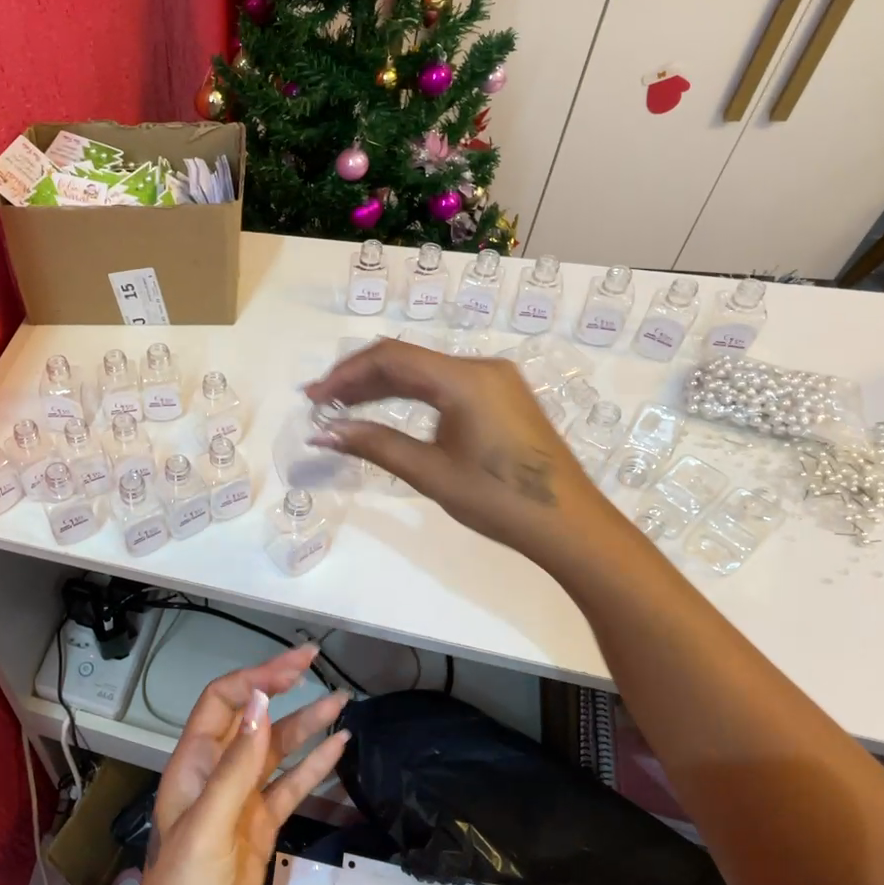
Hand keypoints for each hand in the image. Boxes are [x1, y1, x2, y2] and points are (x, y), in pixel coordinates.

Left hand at [122, 645, 349, 884]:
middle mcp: (217, 772)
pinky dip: (314, 766)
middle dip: (282, 688)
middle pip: (253, 718)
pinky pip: (291, 786)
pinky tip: (337, 749)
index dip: (257, 678)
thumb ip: (236, 763)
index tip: (295, 665)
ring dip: (307, 725)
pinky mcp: (261, 825)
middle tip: (316, 663)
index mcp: (194, 762)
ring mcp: (241, 799)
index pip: (224, 701)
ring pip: (277, 750)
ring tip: (342, 703)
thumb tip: (258, 701)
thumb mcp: (209, 822)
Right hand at [302, 339, 618, 559]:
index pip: (390, 358)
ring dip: (380, 386)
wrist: (570, 526)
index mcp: (464, 380)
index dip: (345, 374)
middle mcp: (480, 368)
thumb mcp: (430, 472)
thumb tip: (323, 433)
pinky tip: (384, 410)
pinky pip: (442, 384)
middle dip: (358, 378)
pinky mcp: (500, 396)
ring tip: (342, 407)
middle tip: (320, 403)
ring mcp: (494, 380)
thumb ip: (374, 444)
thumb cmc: (499, 500)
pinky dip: (408, 394)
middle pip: (405, 359)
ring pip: (423, 371)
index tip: (313, 397)